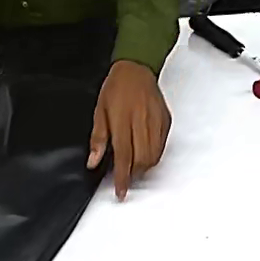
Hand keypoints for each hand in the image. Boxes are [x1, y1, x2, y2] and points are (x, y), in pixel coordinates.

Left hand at [87, 59, 170, 200]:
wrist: (136, 68)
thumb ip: (98, 139)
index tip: (120, 191)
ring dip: (144, 167)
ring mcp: (156, 121)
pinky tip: (144, 153)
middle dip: (134, 174)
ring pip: (154, 155)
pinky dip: (154, 155)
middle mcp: (142, 121)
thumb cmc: (116, 88)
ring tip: (134, 168)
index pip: (124, 156)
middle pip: (142, 159)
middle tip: (125, 179)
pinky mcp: (166, 120)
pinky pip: (162, 145)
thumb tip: (94, 161)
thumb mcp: (99, 111)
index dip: (122, 177)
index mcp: (123, 119)